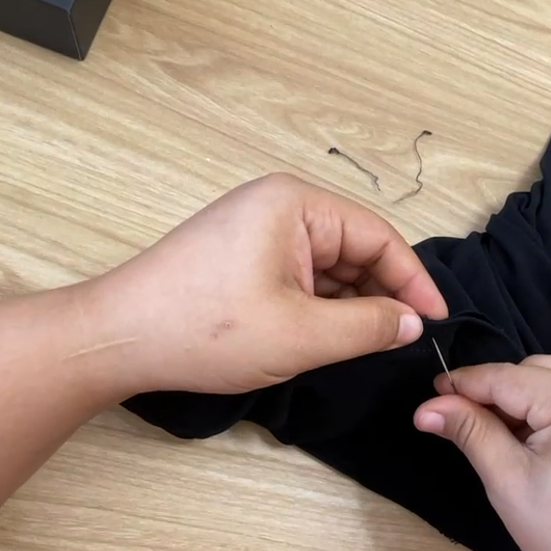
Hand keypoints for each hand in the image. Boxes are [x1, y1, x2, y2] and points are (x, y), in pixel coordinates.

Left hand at [78, 173, 448, 394]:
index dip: (413, 281)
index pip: (378, 237)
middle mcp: (280, 207)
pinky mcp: (246, 257)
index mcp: (296, 205)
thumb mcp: (303, 336)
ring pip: (332, 268)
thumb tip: (412, 324)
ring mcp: (260, 231)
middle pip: (356, 249)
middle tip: (403, 340)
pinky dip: (324, 308)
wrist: (116, 341)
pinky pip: (304, 278)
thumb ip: (370, 327)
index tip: (435, 321)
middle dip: (382, 295)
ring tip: (365, 344)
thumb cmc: (204, 330)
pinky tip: (330, 338)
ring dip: (352, 305)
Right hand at [414, 357, 550, 550]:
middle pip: (538, 372)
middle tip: (467, 428)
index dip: (465, 385)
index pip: (509, 377)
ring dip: (529, 402)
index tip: (429, 397)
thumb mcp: (509, 482)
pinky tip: (544, 447)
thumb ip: (470, 432)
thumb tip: (428, 408)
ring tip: (508, 444)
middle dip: (500, 395)